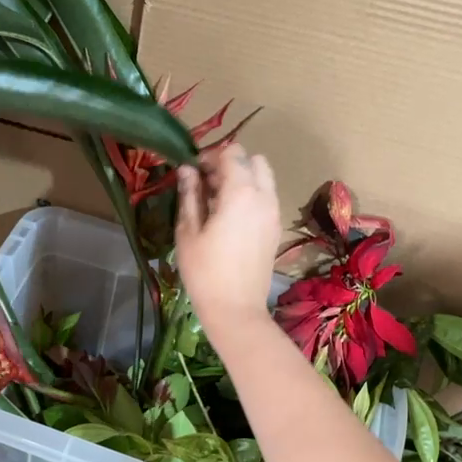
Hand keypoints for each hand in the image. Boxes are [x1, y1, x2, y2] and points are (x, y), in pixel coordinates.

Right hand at [175, 145, 282, 340]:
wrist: (235, 309)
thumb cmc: (204, 271)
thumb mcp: (188, 231)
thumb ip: (189, 195)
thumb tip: (187, 170)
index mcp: (241, 193)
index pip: (232, 153)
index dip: (210, 156)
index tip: (193, 171)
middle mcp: (264, 197)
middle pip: (254, 161)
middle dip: (231, 164)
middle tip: (207, 184)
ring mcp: (274, 213)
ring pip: (264, 179)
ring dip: (242, 180)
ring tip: (217, 202)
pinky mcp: (275, 229)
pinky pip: (266, 198)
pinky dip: (251, 196)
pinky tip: (229, 218)